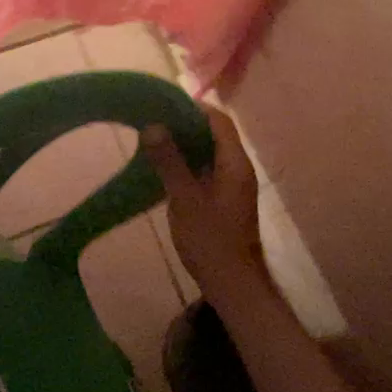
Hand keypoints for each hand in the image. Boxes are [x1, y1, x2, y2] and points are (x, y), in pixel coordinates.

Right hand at [143, 102, 264, 291]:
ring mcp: (234, 186)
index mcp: (234, 162)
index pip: (219, 120)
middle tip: (155, 121)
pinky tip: (167, 171)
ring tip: (156, 141)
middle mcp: (239, 169)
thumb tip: (153, 125)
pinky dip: (190, 164)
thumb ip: (169, 161)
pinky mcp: (227, 201)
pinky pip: (208, 170)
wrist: (233, 286)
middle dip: (187, 125)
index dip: (194, 108)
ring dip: (187, 145)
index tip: (165, 104)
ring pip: (211, 153)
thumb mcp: (184, 199)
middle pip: (216, 134)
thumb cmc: (210, 240)